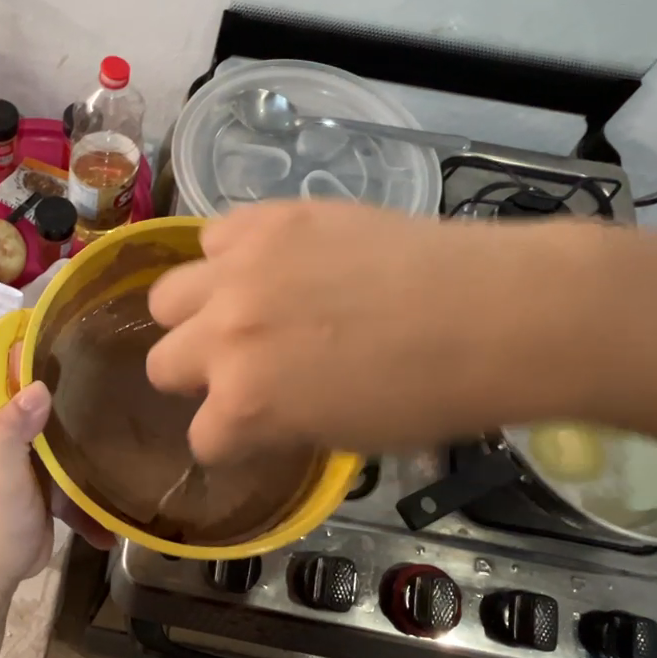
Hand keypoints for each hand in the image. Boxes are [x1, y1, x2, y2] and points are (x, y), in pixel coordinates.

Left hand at [0, 354, 115, 595]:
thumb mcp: (1, 469)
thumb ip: (13, 428)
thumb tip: (40, 385)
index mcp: (2, 420)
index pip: (16, 370)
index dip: (39, 346)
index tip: (78, 326)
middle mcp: (20, 433)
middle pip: (53, 400)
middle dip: (82, 387)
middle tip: (126, 371)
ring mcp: (39, 462)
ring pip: (73, 440)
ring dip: (98, 444)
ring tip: (139, 436)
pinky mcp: (55, 491)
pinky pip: (81, 484)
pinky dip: (97, 502)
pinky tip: (120, 514)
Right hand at [145, 201, 594, 462]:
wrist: (493, 312)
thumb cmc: (430, 395)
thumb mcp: (341, 436)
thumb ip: (275, 421)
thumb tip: (256, 407)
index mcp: (245, 406)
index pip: (203, 438)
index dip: (229, 438)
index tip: (253, 429)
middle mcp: (225, 336)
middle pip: (163, 364)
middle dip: (197, 375)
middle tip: (244, 367)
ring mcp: (240, 270)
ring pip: (166, 297)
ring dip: (196, 313)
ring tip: (243, 310)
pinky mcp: (267, 219)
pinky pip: (213, 238)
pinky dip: (231, 258)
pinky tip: (271, 266)